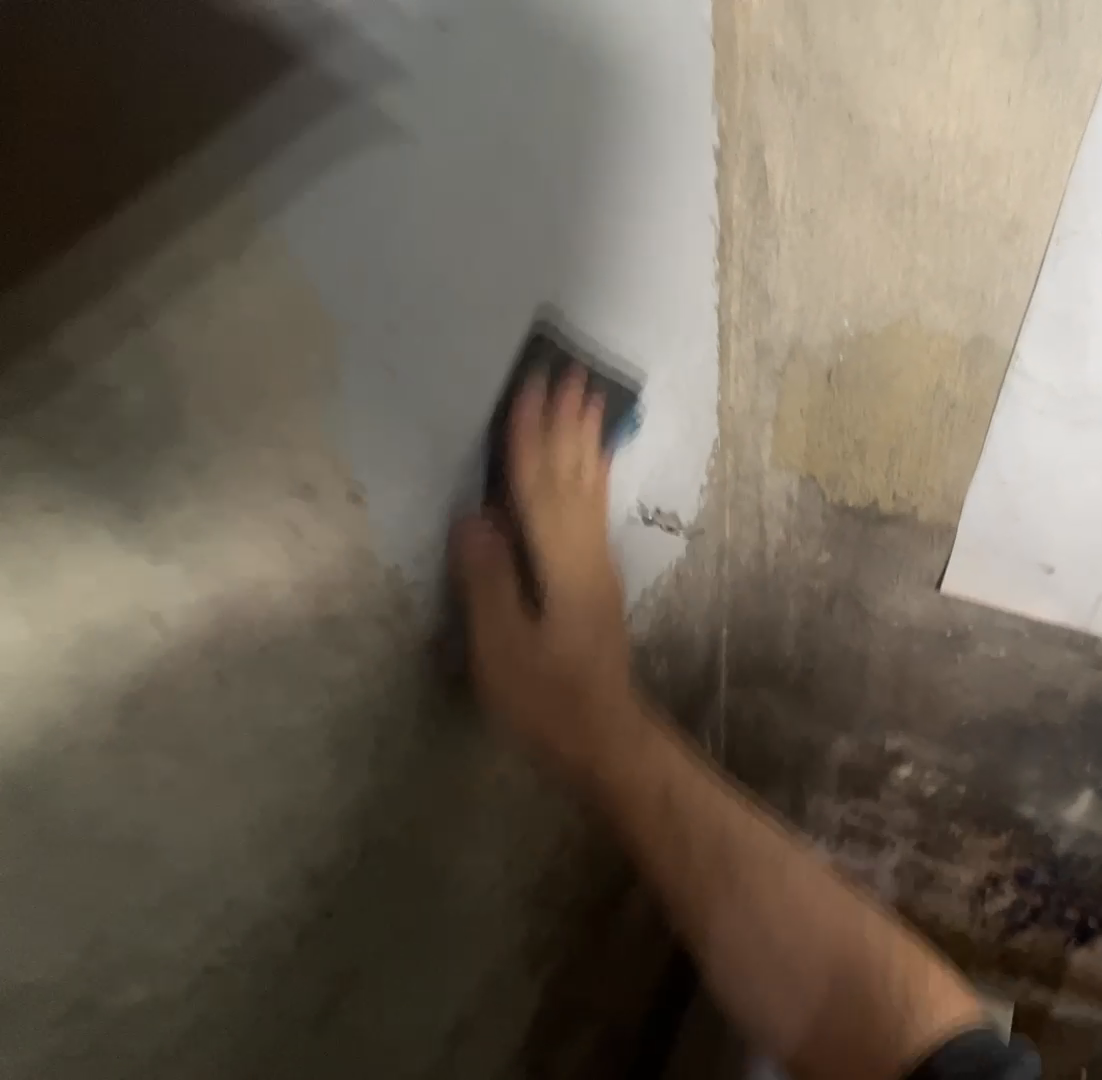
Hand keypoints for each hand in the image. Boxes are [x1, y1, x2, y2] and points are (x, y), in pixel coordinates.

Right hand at [453, 366, 637, 782]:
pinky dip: (596, 479)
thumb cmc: (545, 699)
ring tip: (593, 400)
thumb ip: (489, 581)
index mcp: (561, 564)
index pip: (539, 485)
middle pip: (573, 475)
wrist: (603, 731)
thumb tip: (474, 515)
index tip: (534, 384)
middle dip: (569, 423)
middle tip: (575, 372)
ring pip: (590, 488)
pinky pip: (596, 512)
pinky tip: (597, 466)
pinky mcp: (599, 579)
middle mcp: (587, 553)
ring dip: (587, 441)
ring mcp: (598, 564)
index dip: (532, 434)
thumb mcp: (503, 648)